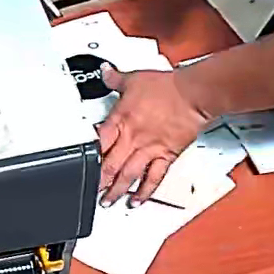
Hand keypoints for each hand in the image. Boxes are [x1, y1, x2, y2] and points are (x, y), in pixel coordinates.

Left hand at [97, 67, 209, 204]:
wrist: (193, 94)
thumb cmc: (167, 88)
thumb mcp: (135, 79)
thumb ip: (115, 79)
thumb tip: (105, 72)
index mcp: (121, 121)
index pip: (98, 143)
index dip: (88, 156)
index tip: (80, 166)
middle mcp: (132, 139)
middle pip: (109, 165)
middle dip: (98, 181)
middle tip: (89, 191)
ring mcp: (149, 150)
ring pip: (128, 175)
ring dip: (116, 190)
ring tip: (107, 202)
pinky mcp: (166, 156)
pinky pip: (153, 178)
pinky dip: (144, 191)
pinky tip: (137, 200)